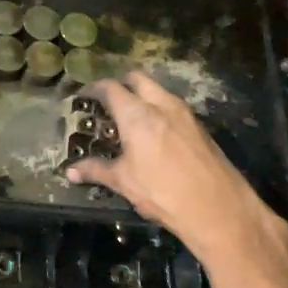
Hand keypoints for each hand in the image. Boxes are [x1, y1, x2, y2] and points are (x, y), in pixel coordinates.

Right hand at [67, 72, 287, 267]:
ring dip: (143, 96)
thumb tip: (70, 171)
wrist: (218, 209)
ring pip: (159, 91)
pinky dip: (159, 110)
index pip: (111, 88)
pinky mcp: (200, 127)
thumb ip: (96, 170)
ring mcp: (185, 114)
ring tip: (129, 118)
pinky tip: (154, 133)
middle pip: (138, 79)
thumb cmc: (163, 192)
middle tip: (108, 101)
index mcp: (137, 114)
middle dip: (121, 84)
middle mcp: (162, 105)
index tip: (84, 96)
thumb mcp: (124, 182)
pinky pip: (174, 107)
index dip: (94, 89)